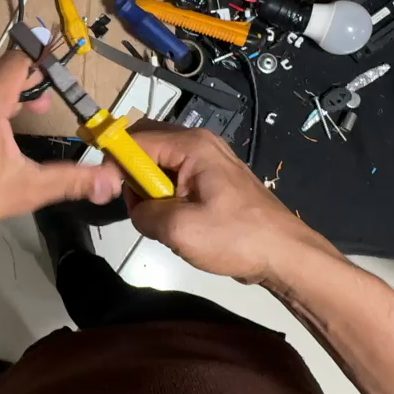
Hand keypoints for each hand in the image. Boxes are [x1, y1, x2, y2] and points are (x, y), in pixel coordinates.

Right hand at [122, 123, 339, 285]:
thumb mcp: (178, 229)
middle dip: (132, 171)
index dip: (114, 162)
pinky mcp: (213, 177)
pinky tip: (175, 218)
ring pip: (160, 161)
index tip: (108, 190)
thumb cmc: (236, 238)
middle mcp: (200, 143)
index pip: (135, 139)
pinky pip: (175, 174)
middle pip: (146, 142)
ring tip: (159, 216)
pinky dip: (165, 193)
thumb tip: (136, 207)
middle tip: (135, 204)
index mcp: (192, 145)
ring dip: (149, 186)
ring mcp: (209, 159)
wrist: (286, 255)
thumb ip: (142, 212)